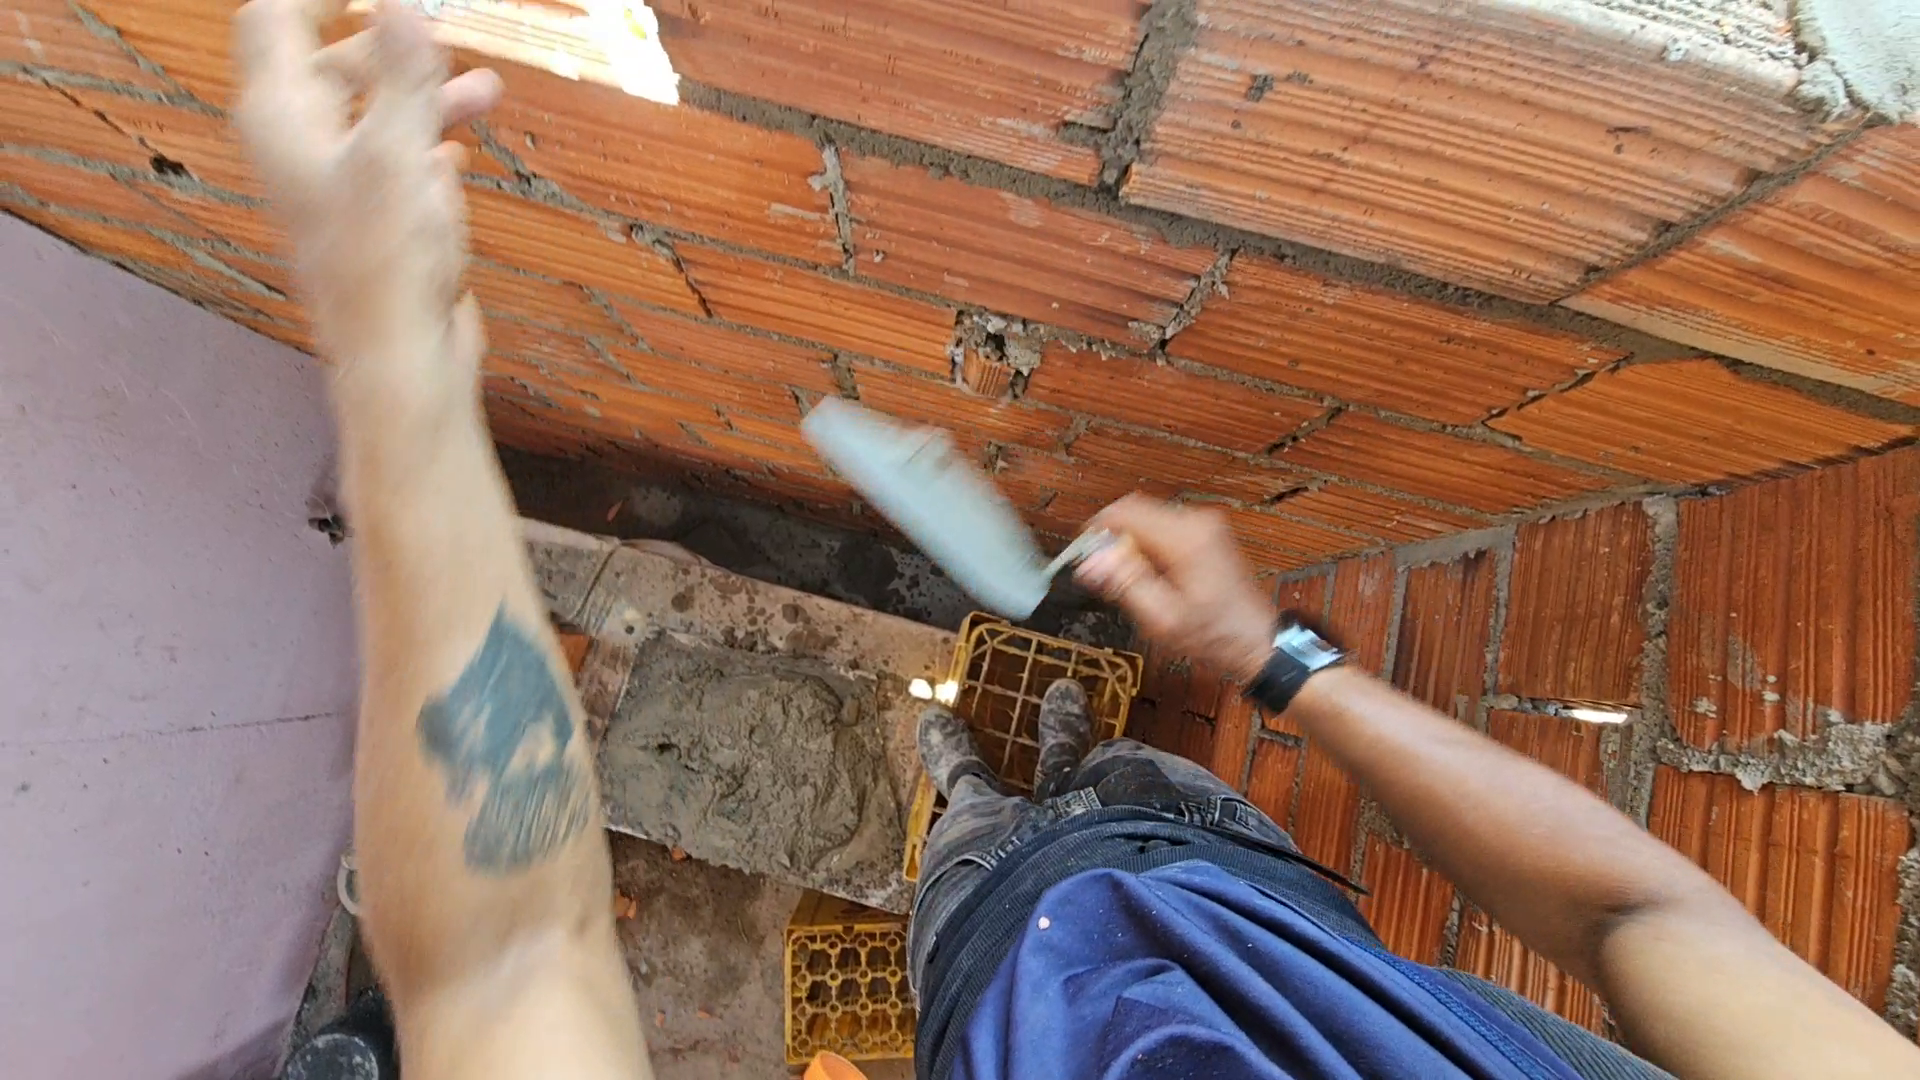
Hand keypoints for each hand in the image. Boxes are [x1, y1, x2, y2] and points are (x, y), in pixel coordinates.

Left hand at [233, 0, 500, 403]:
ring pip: (380, 120)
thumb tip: (405, 5)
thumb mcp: (397, 157)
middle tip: (444, 33)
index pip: (277, 19)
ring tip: (489, 90)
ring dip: (428, 100)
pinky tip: (460, 150)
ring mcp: (345, 187)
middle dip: (394, 49)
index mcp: (283, 117)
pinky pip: (401, 167)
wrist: (403, 351)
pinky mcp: (382, 223)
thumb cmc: (389, 259)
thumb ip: (403, 78)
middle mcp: (304, 145)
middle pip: (337, 68)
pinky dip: (430, 148)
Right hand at [1075, 496, 1277, 682]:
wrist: (1256, 641)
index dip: (1098, 530)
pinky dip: (1147, 544)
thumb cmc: (1214, 635)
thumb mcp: (1162, 619)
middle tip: (1108, 573)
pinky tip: (1152, 574)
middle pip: (1135, 510)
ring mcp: (1204, 525)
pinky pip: (1162, 526)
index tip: (1086, 554)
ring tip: (1134, 579)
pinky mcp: (1205, 532)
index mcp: (1185, 539)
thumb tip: (1091, 562)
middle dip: (1114, 538)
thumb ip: (1125, 585)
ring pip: (1147, 516)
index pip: (1125, 511)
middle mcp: (1196, 522)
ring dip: (1131, 542)